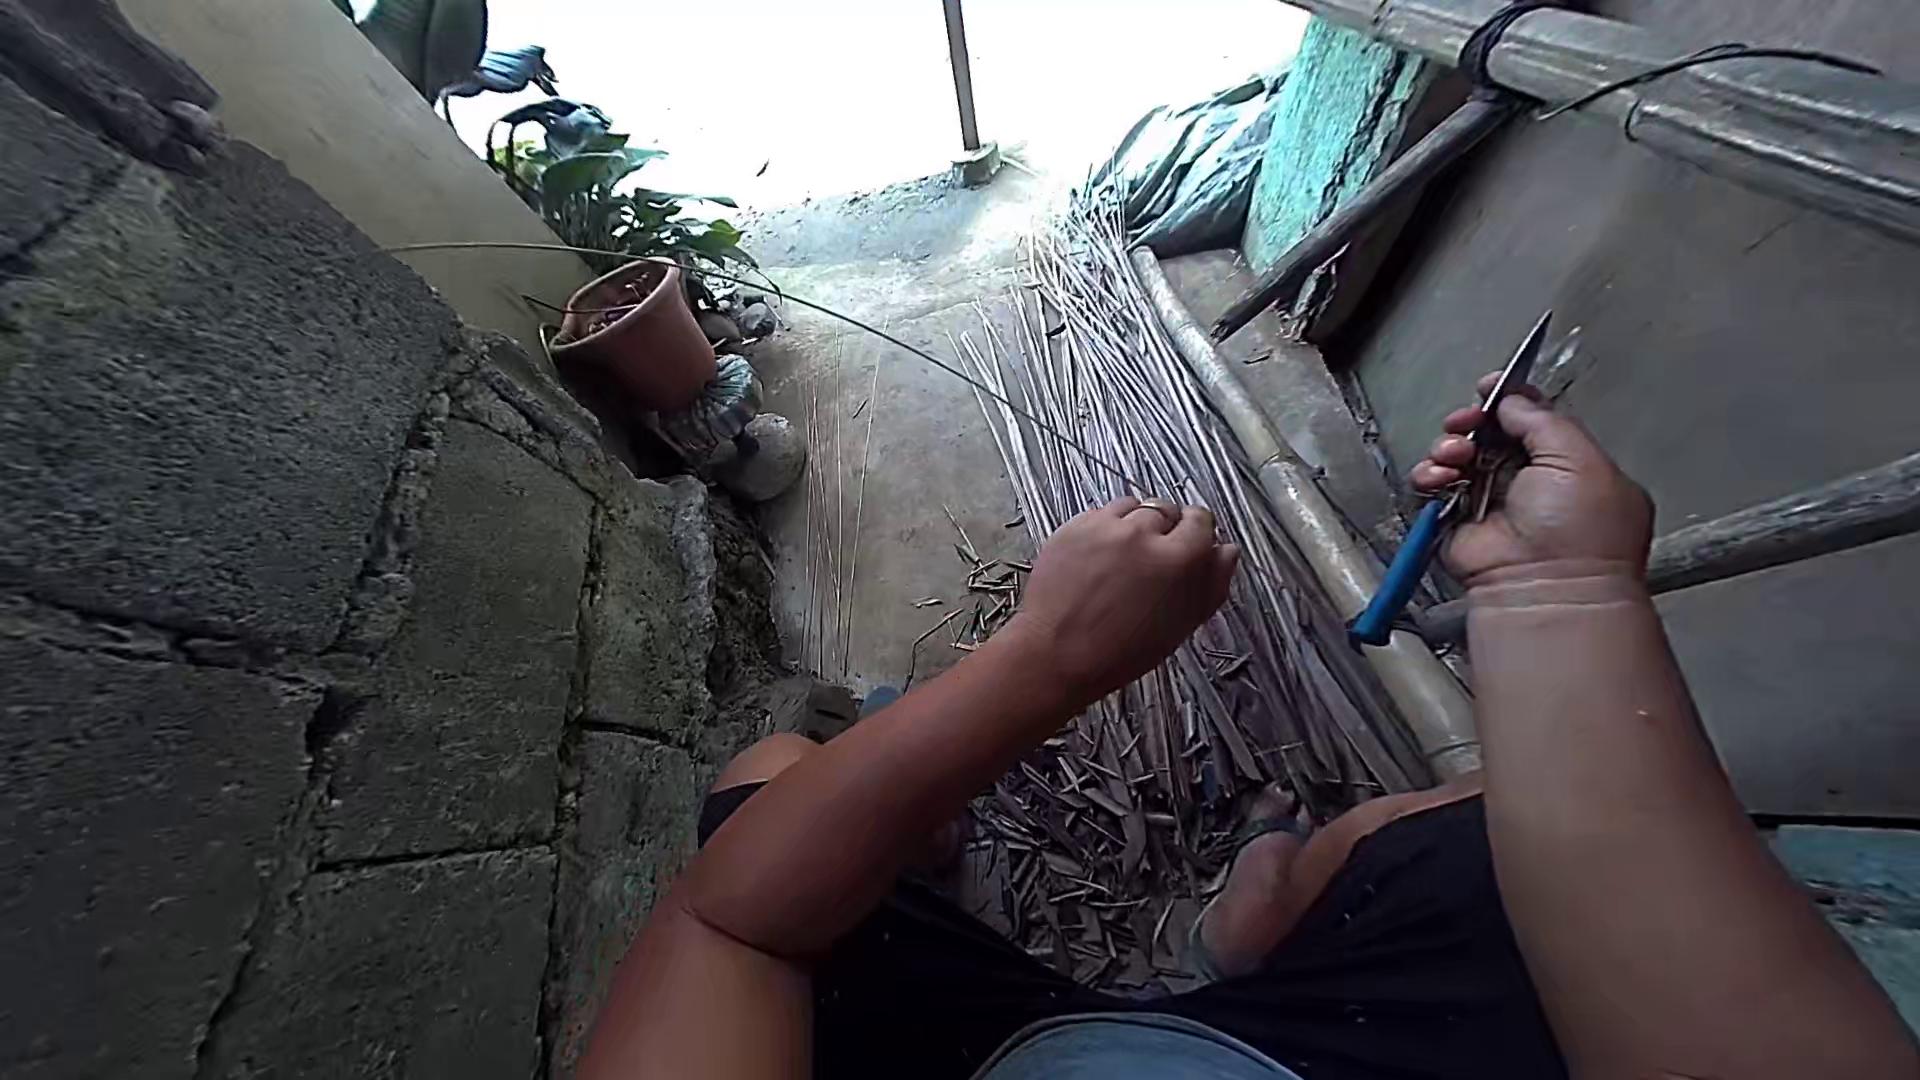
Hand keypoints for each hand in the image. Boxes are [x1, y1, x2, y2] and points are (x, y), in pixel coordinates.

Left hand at [998, 497, 1238, 703]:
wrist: (1056, 652)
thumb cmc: (1124, 650)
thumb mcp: (1182, 624)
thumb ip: (1211, 582)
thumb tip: (1226, 550)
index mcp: (1178, 557)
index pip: (1200, 520)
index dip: (1196, 533)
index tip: (1187, 547)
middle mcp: (1142, 531)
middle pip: (1166, 509)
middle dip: (1165, 529)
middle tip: (1151, 559)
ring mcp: (1103, 525)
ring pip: (1131, 507)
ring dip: (1134, 523)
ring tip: (1123, 556)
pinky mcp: (1072, 525)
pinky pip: (1099, 514)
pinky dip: (1104, 528)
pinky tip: (1098, 556)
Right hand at [1411, 374, 1652, 588]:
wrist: (1542, 579)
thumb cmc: (1576, 523)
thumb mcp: (1580, 462)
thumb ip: (1544, 424)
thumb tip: (1512, 401)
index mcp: (1560, 460)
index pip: (1528, 419)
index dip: (1507, 400)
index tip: (1488, 385)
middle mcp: (1517, 474)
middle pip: (1482, 433)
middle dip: (1469, 422)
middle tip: (1462, 424)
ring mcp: (1480, 495)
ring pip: (1451, 454)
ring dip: (1446, 449)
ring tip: (1452, 458)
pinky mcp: (1446, 513)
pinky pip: (1429, 483)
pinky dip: (1428, 476)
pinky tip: (1438, 479)